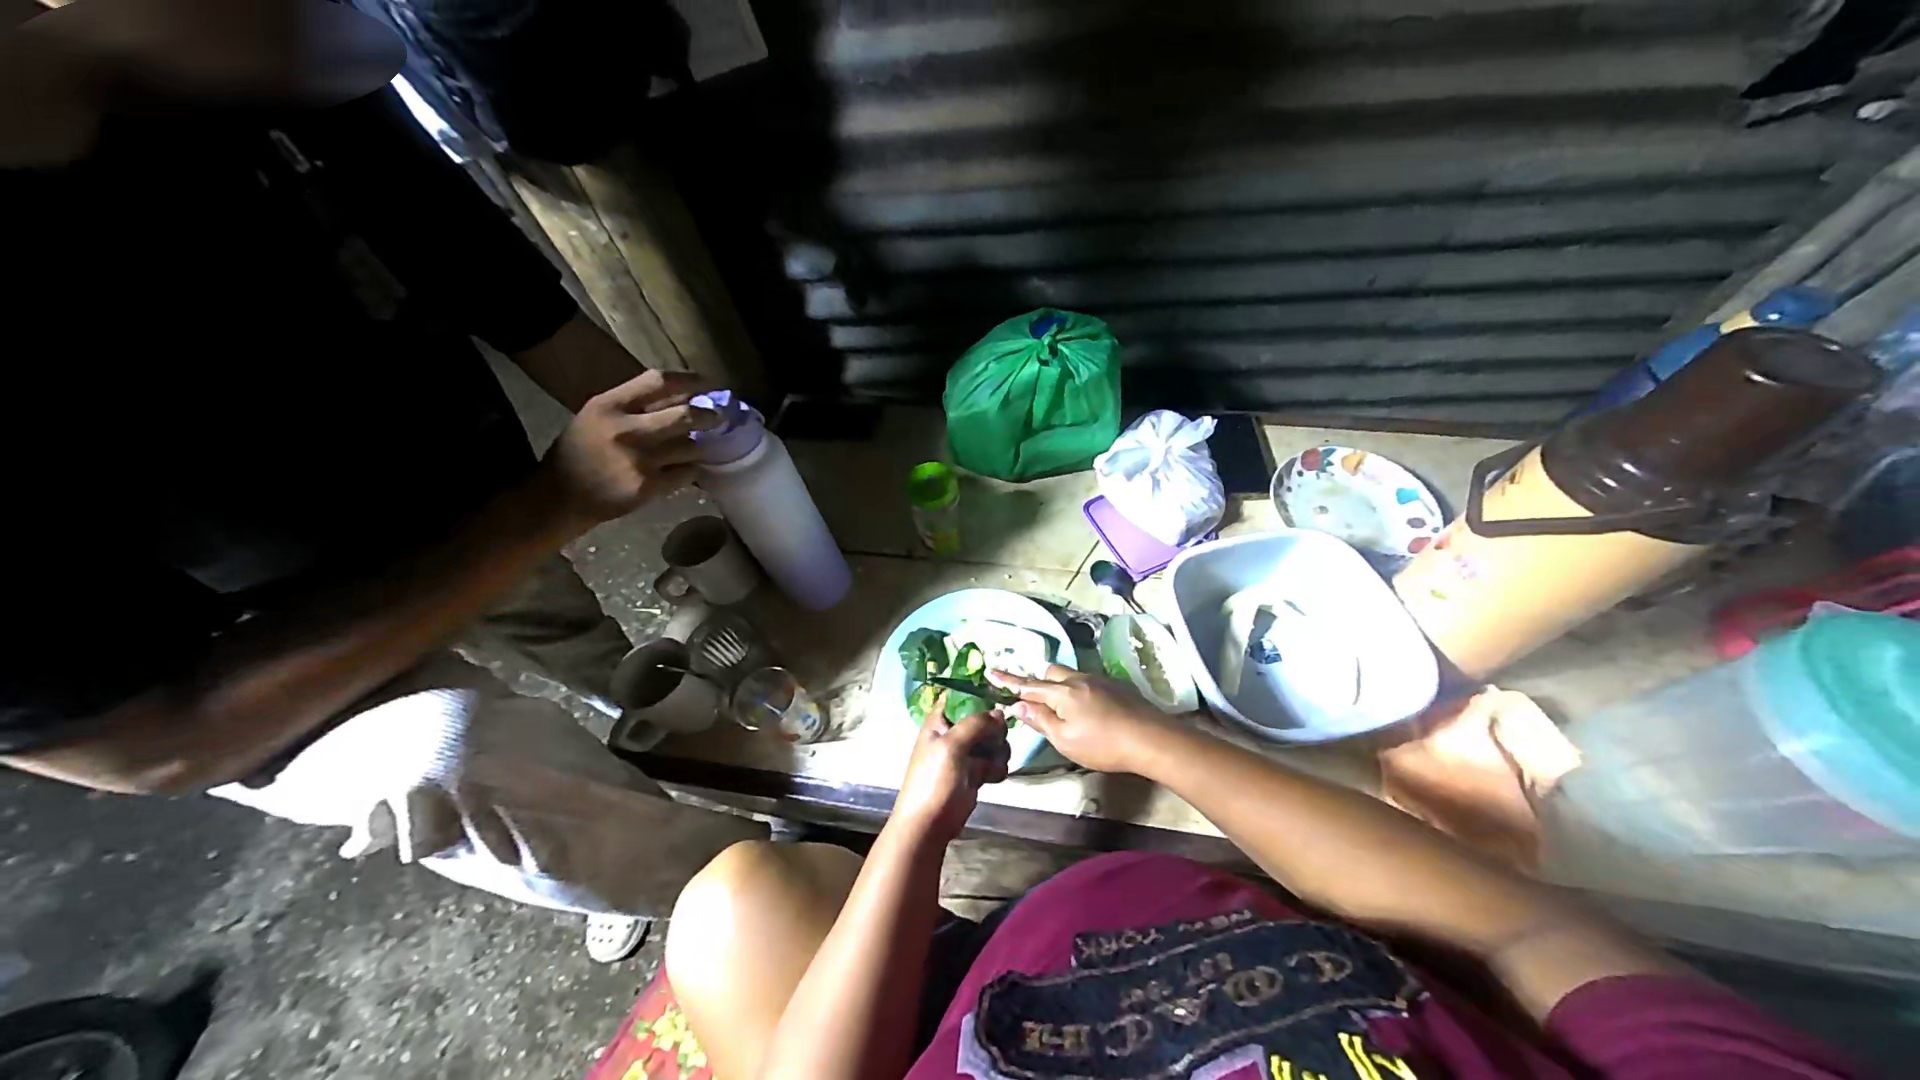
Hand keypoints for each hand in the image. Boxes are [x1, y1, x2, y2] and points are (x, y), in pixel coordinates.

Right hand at [539, 369, 717, 528]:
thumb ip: (636, 404)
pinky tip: (682, 470)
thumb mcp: (599, 416)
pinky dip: (690, 470)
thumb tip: (685, 395)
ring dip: (697, 447)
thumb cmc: (581, 451)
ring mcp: (639, 460)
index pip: (658, 381)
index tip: (708, 383)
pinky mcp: (648, 487)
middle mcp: (626, 429)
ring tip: (692, 448)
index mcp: (610, 405)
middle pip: (685, 416)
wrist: (560, 497)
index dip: (690, 380)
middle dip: (709, 416)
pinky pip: (687, 473)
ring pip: (691, 447)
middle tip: (717, 418)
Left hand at [890, 698, 1009, 843]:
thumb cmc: (933, 780)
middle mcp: (955, 732)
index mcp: (941, 719)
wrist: (929, 824)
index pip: (962, 694)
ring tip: (990, 765)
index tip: (998, 701)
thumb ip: (976, 724)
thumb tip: (1000, 713)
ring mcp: (966, 752)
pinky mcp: (976, 771)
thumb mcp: (951, 746)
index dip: (981, 695)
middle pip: (986, 717)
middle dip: (995, 730)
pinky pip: (996, 760)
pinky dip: (997, 768)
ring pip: (994, 739)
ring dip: (999, 751)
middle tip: (993, 742)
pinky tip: (992, 778)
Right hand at [987, 666, 1172, 774]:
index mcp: (1062, 693)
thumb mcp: (1065, 740)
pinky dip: (1080, 692)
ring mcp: (1100, 680)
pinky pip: (1089, 682)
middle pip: (1051, 672)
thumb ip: (1041, 720)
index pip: (1028, 685)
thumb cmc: (1103, 745)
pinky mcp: (1117, 687)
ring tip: (1066, 710)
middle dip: (1039, 682)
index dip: (1009, 681)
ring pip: (1071, 676)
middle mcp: (1078, 679)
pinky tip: (1091, 712)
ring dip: (1061, 687)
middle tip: (1036, 701)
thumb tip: (1018, 705)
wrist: (1151, 739)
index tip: (992, 672)